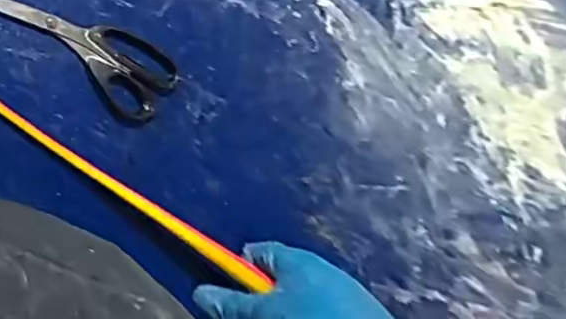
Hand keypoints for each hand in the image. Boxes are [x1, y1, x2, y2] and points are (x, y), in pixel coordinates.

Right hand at [193, 244, 390, 318]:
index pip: (254, 254)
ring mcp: (347, 294)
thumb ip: (233, 305)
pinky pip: (329, 313)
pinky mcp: (365, 316)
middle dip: (268, 304)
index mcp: (294, 259)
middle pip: (279, 282)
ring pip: (306, 302)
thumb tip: (200, 293)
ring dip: (295, 314)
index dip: (241, 278)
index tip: (238, 306)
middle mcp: (319, 268)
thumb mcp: (267, 318)